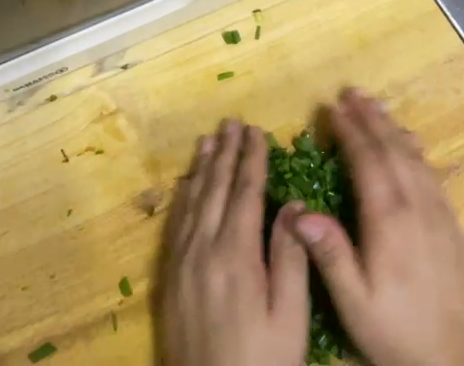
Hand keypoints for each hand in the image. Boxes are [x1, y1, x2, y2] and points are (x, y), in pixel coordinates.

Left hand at [159, 119, 312, 365]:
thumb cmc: (263, 362)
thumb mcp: (290, 317)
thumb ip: (291, 258)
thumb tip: (294, 204)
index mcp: (236, 254)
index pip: (245, 192)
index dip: (251, 159)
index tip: (257, 131)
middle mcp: (204, 249)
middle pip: (216, 188)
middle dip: (226, 152)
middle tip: (232, 122)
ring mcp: (182, 262)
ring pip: (192, 201)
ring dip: (202, 167)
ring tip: (209, 139)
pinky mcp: (169, 277)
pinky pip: (176, 223)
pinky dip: (183, 196)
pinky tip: (187, 185)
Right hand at [286, 89, 463, 365]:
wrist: (460, 361)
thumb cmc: (398, 333)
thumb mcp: (355, 303)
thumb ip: (329, 254)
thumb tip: (299, 210)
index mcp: (389, 221)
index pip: (367, 161)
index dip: (349, 131)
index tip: (332, 107)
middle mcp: (417, 207)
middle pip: (392, 150)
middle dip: (370, 118)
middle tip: (351, 91)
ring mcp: (440, 214)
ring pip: (415, 158)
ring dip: (393, 128)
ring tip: (376, 106)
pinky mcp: (454, 227)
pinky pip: (432, 174)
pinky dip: (416, 151)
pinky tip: (410, 146)